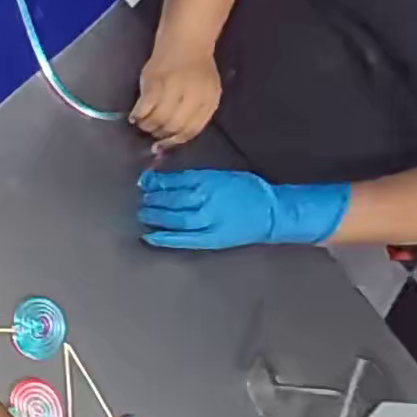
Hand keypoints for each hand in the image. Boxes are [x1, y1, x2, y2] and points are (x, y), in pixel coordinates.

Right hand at [131, 41, 221, 148]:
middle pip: (172, 127)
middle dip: (159, 133)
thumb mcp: (202, 94)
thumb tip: (168, 142)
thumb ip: (191, 115)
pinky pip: (144, 109)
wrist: (187, 41)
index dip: (174, 141)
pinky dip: (138, 115)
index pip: (191, 130)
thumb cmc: (193, 70)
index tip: (161, 144)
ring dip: (146, 125)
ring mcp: (175, 88)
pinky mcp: (156, 83)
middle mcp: (194, 94)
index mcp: (209, 99)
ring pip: (157, 120)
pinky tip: (135, 115)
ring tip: (143, 121)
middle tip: (151, 129)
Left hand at [138, 169, 351, 249]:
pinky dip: (164, 238)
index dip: (157, 182)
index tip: (145, 182)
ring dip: (155, 217)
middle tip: (144, 199)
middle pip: (173, 200)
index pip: (177, 181)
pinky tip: (148, 237)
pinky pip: (183, 239)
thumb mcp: (221, 176)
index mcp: (212, 181)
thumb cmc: (245, 191)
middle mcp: (209, 200)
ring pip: (175, 219)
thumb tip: (163, 180)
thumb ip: (195, 178)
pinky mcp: (211, 239)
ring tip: (144, 214)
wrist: (273, 211)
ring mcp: (210, 221)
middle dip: (154, 199)